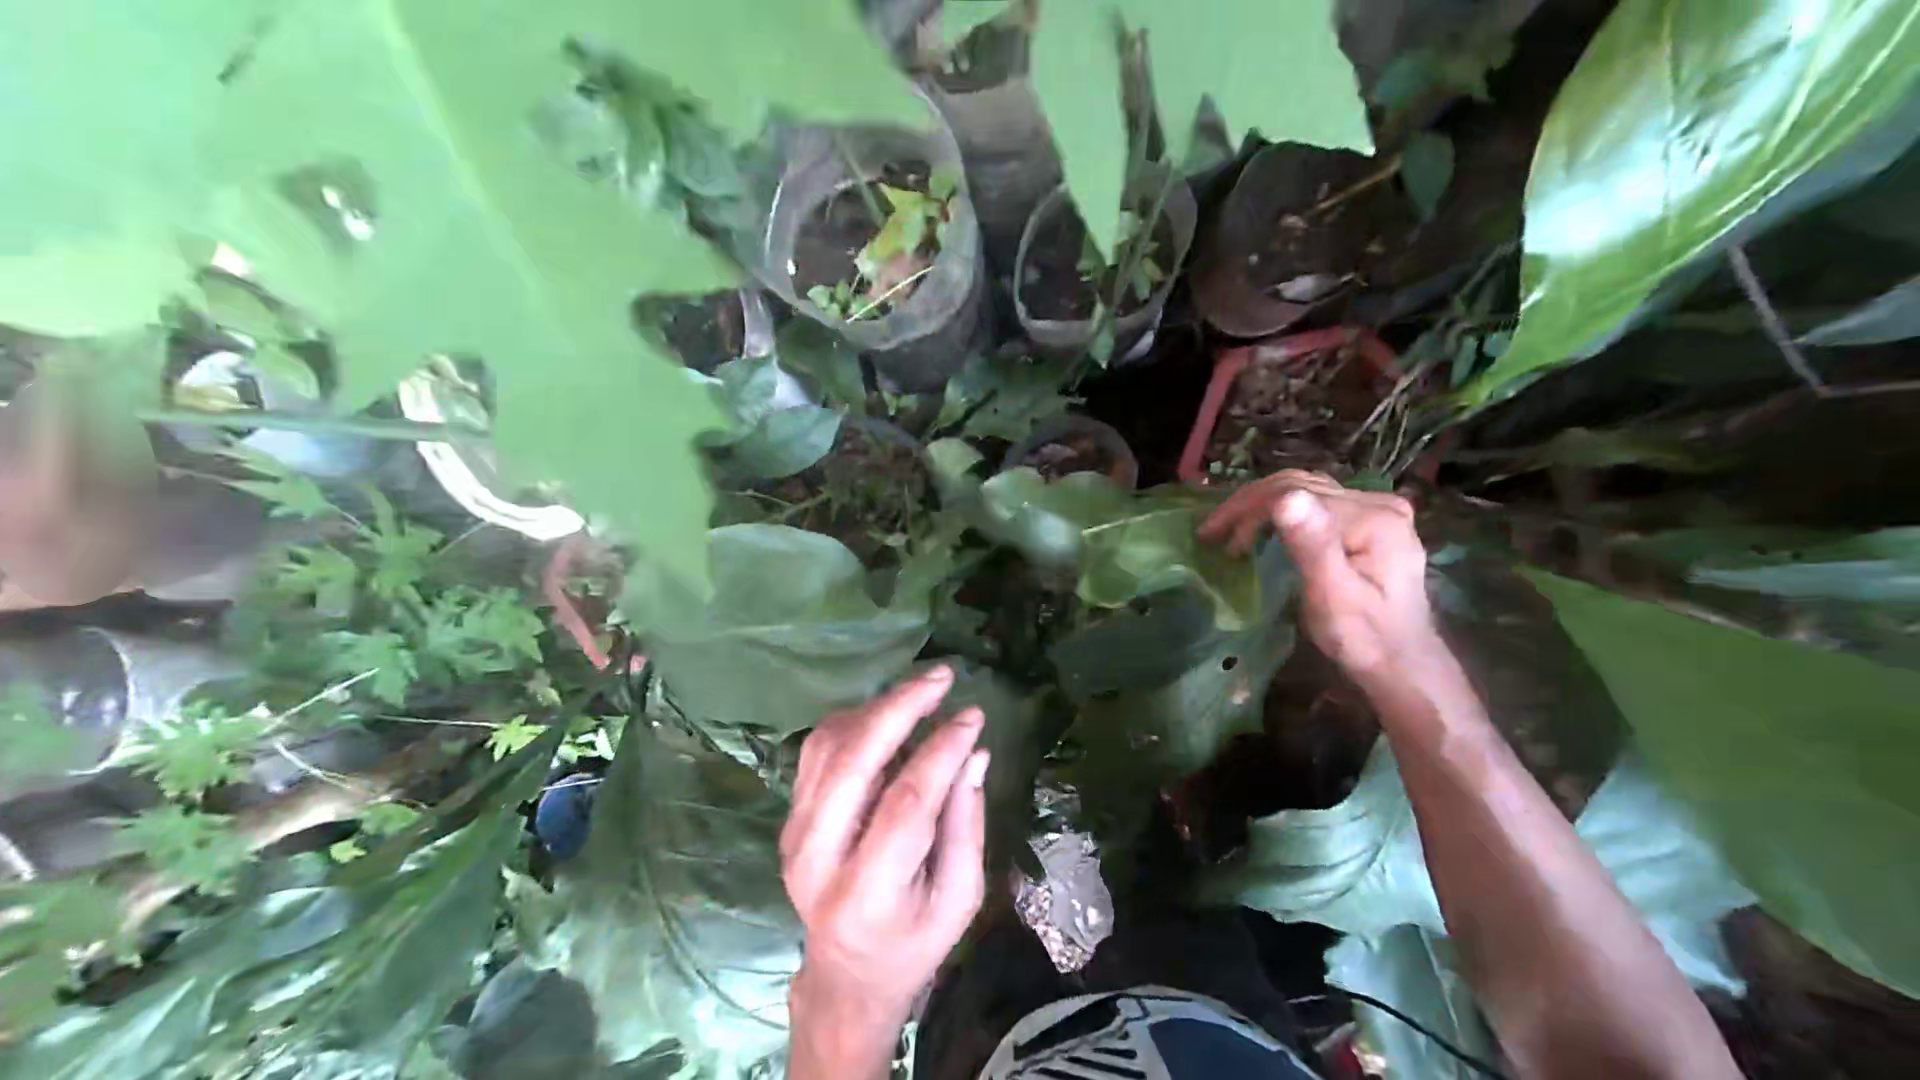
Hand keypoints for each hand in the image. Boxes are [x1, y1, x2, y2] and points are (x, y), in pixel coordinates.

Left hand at [781, 665, 988, 1078]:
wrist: (845, 975)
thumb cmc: (913, 943)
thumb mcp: (959, 898)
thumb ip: (966, 824)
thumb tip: (975, 753)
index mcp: (867, 894)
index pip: (905, 804)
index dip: (941, 752)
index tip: (972, 717)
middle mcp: (817, 859)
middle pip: (852, 762)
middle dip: (900, 707)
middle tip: (941, 676)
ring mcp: (794, 835)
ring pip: (828, 747)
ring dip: (876, 708)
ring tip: (921, 692)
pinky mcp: (790, 818)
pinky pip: (818, 751)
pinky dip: (855, 721)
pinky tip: (888, 713)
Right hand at [1199, 470, 1438, 684]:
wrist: (1401, 664)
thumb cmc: (1363, 638)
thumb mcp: (1333, 597)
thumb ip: (1313, 546)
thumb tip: (1285, 499)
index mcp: (1372, 517)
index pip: (1294, 494)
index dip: (1246, 511)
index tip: (1212, 537)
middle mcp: (1377, 502)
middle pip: (1298, 484)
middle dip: (1247, 505)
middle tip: (1211, 532)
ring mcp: (1375, 509)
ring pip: (1303, 488)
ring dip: (1259, 505)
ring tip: (1229, 530)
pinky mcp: (1368, 520)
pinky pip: (1313, 501)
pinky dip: (1279, 510)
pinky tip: (1260, 528)